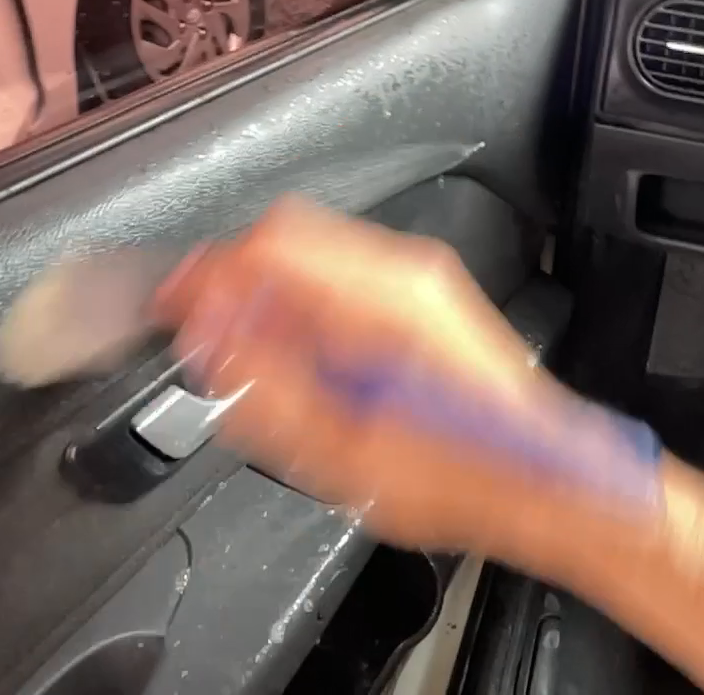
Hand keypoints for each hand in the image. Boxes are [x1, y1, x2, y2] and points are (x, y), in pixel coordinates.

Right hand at [149, 198, 655, 557]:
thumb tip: (206, 332)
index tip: (172, 305)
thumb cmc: (452, 472)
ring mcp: (421, 278)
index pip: (269, 243)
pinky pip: (348, 268)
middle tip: (205, 326)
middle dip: (235, 273)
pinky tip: (301, 344)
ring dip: (270, 283)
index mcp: (381, 299)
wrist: (531, 473)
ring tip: (249, 345)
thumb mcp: (336, 447)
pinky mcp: (427, 294)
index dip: (206, 270)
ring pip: (319, 246)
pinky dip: (306, 292)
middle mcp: (406, 271)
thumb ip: (261, 381)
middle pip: (292, 231)